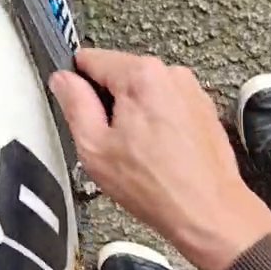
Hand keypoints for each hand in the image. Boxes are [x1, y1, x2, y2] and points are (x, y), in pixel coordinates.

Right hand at [50, 50, 270, 269]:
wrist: (207, 211)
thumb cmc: (155, 186)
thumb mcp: (94, 147)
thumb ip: (74, 104)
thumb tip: (63, 80)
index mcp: (141, 75)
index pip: (91, 58)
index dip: (76, 84)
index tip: (77, 108)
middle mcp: (170, 74)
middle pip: (120, 76)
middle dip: (108, 105)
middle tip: (109, 143)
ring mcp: (191, 91)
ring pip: (144, 94)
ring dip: (134, 117)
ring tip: (136, 154)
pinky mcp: (203, 110)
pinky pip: (166, 109)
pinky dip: (157, 127)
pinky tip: (157, 156)